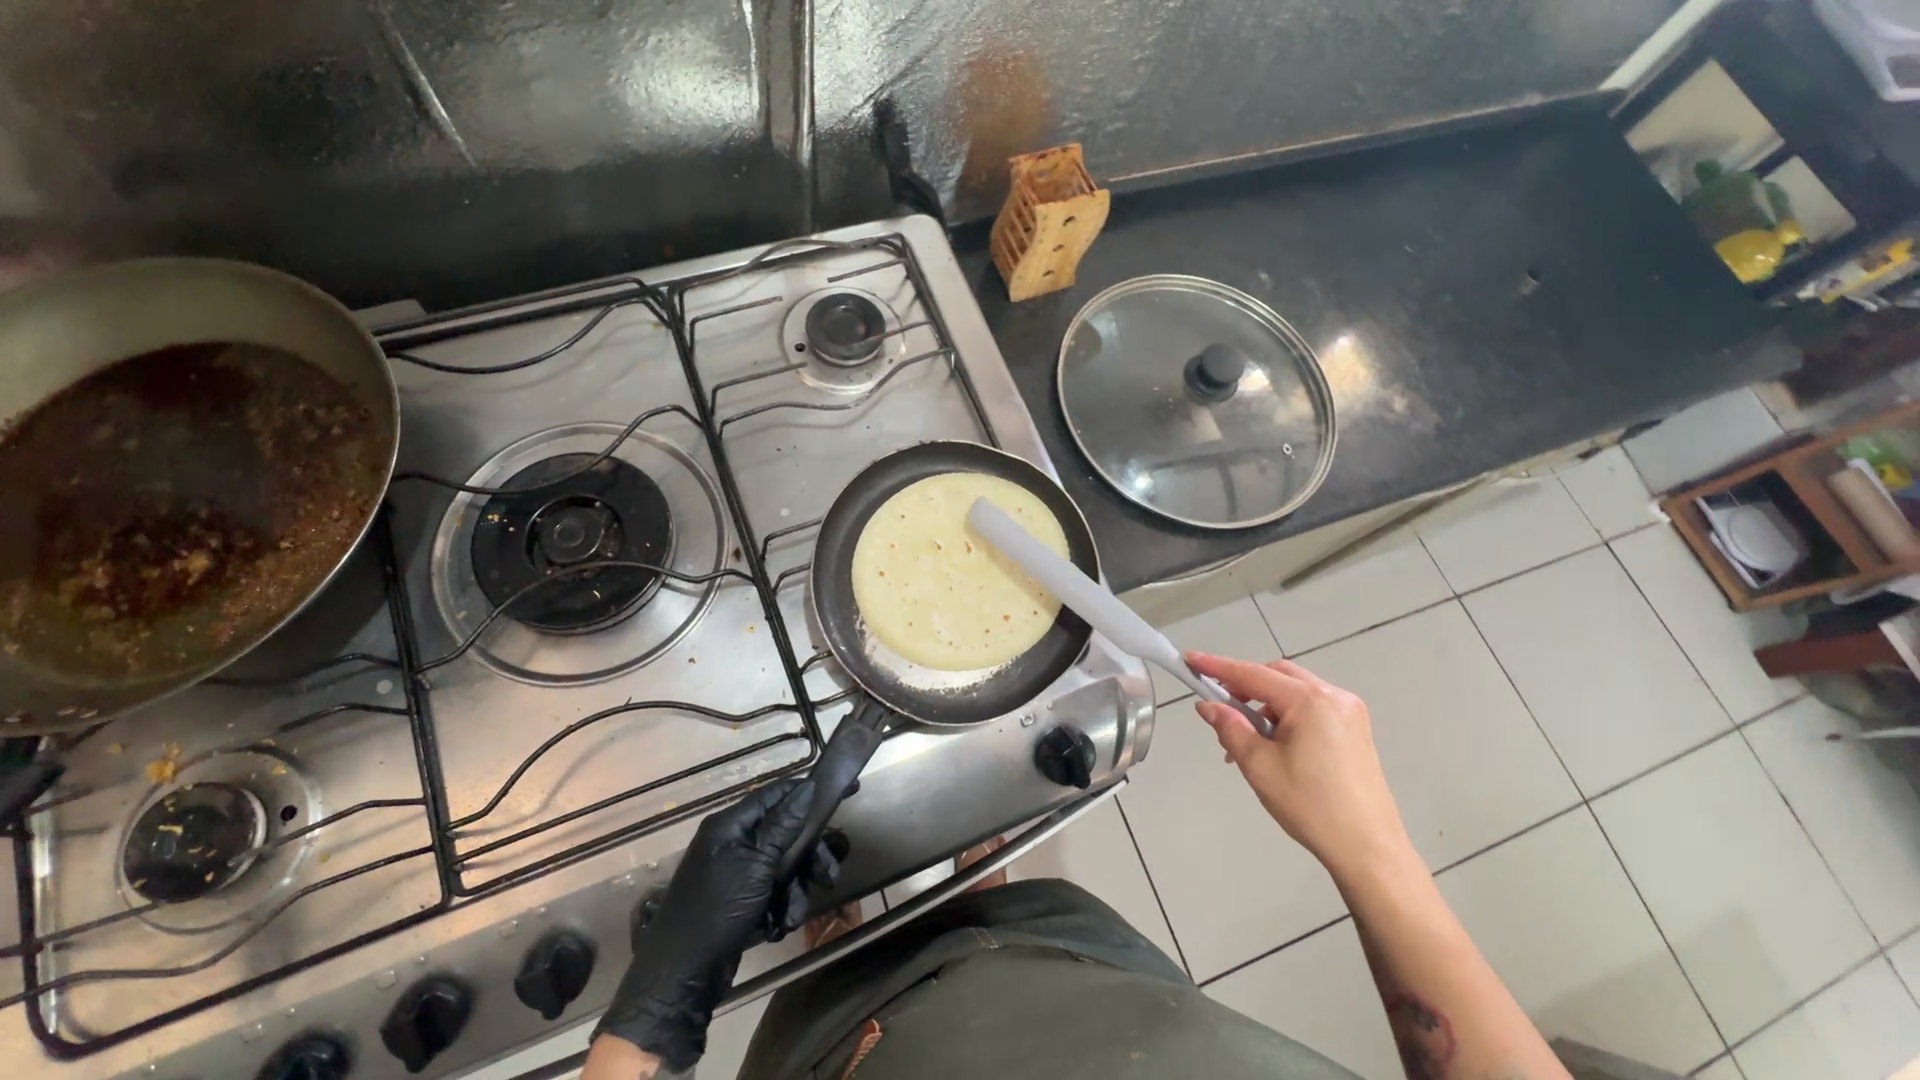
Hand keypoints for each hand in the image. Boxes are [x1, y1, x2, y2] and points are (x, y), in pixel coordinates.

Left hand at [593, 779, 838, 1072]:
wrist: (682, 976)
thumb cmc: (718, 910)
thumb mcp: (756, 864)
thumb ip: (784, 825)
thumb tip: (807, 786)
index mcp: (730, 825)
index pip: (776, 794)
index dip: (809, 793)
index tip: (847, 794)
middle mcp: (732, 842)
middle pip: (785, 833)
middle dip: (808, 858)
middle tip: (828, 877)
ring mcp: (734, 872)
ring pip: (782, 867)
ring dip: (793, 891)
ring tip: (790, 916)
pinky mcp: (738, 899)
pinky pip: (771, 892)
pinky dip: (779, 908)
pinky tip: (776, 927)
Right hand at [1187, 652, 1414, 879]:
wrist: (1368, 848)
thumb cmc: (1310, 806)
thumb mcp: (1259, 766)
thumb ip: (1230, 728)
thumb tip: (1208, 706)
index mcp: (1310, 701)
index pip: (1253, 674)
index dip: (1217, 667)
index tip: (1190, 659)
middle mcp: (1334, 697)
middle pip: (1278, 675)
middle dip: (1246, 686)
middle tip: (1221, 709)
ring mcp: (1350, 712)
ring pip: (1295, 692)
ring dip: (1266, 705)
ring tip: (1249, 742)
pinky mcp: (1356, 730)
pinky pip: (1313, 708)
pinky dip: (1288, 716)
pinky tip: (1276, 747)